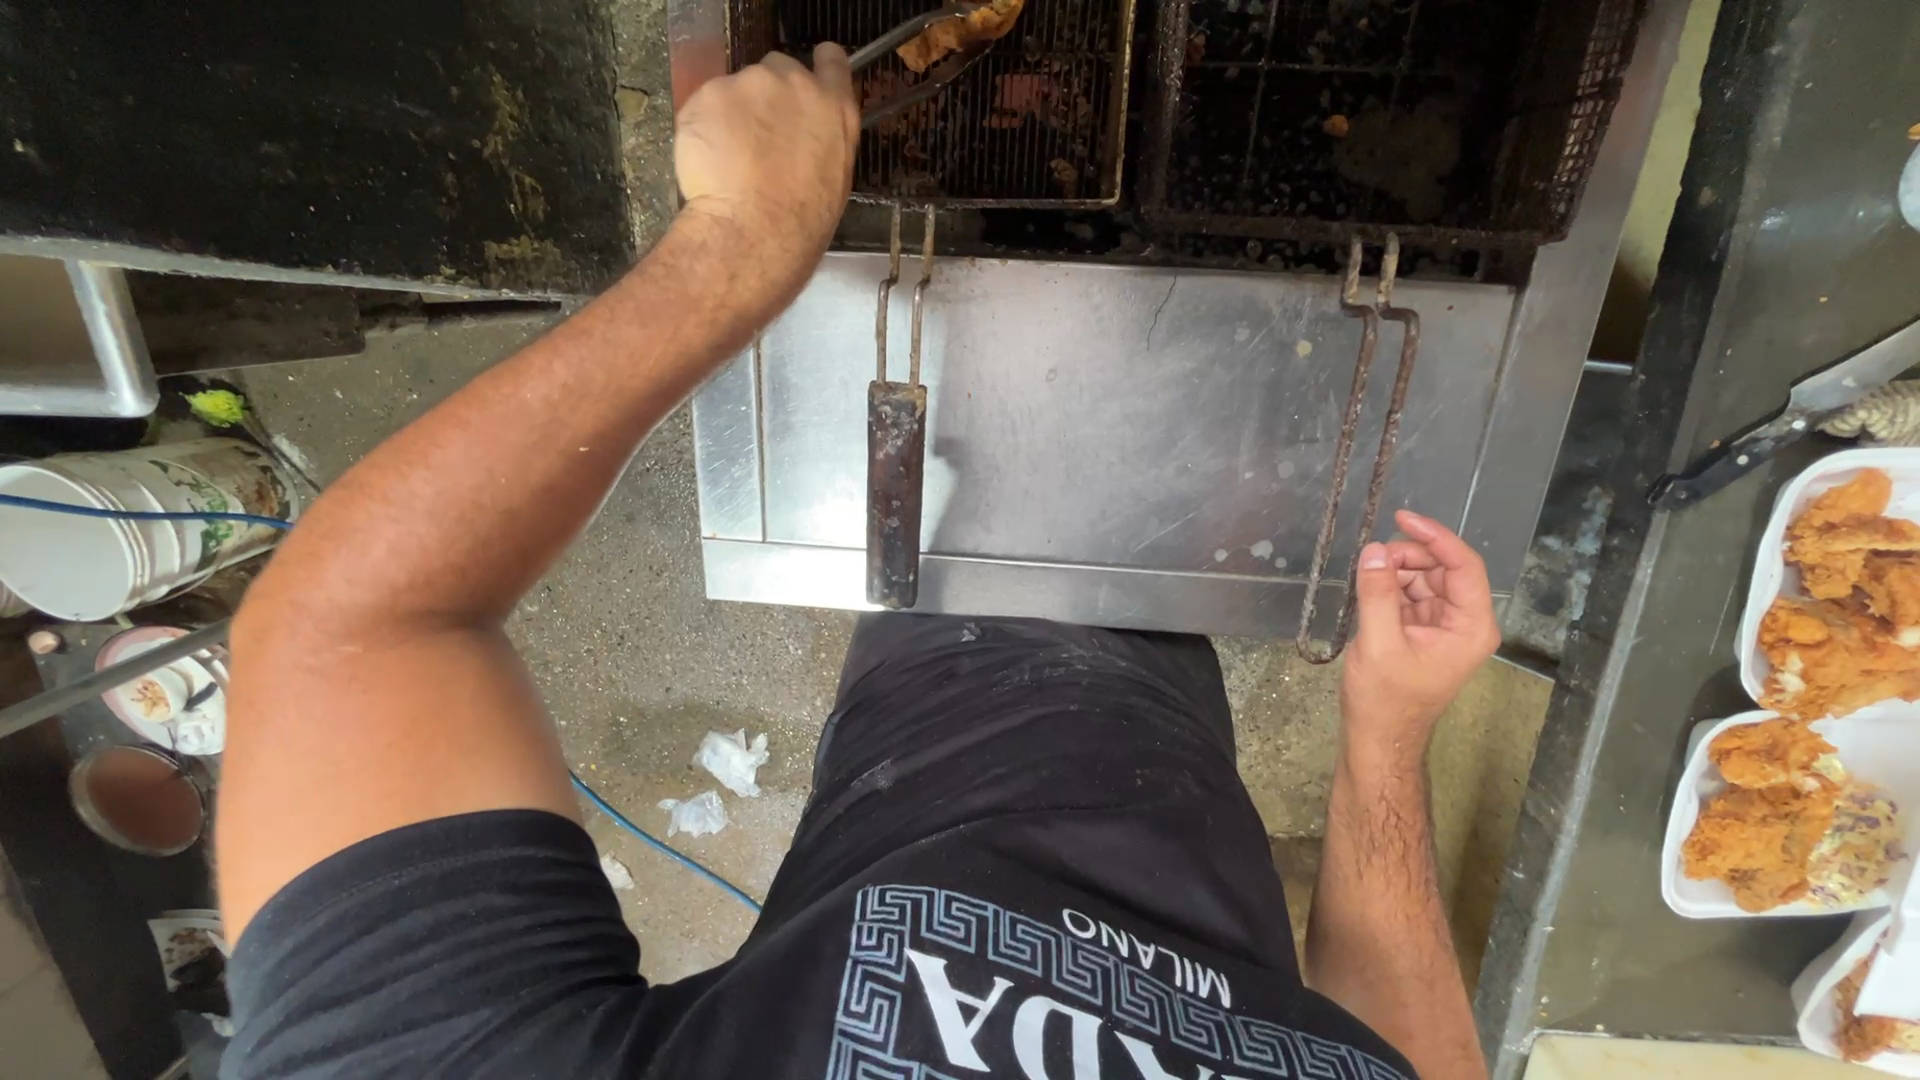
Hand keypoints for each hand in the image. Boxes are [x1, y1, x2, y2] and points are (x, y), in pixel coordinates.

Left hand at [673, 45, 858, 303]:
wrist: (755, 233)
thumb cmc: (800, 223)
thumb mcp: (834, 181)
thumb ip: (822, 140)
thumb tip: (806, 137)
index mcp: (835, 110)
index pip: (832, 60)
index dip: (818, 68)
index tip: (808, 79)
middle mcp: (796, 85)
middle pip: (778, 69)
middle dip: (768, 97)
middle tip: (760, 141)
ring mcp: (751, 84)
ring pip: (738, 88)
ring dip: (733, 114)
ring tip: (734, 161)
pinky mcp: (711, 93)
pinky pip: (706, 104)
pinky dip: (705, 126)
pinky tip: (713, 162)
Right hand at [1340, 509, 1499, 767]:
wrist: (1378, 737)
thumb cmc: (1384, 697)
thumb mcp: (1379, 642)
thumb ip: (1378, 593)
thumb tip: (1375, 549)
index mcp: (1470, 626)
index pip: (1463, 566)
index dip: (1436, 537)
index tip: (1401, 518)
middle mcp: (1463, 621)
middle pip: (1441, 569)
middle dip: (1407, 557)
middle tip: (1370, 559)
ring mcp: (1442, 626)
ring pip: (1423, 579)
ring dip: (1394, 572)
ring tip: (1365, 582)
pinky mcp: (1420, 631)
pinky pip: (1408, 595)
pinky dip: (1388, 587)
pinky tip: (1368, 592)